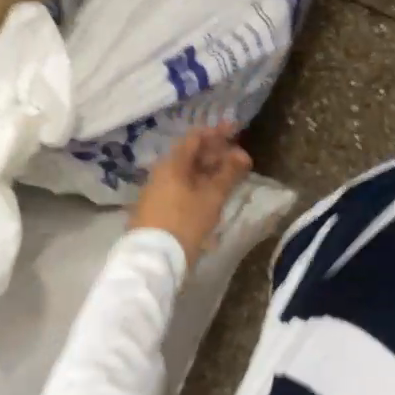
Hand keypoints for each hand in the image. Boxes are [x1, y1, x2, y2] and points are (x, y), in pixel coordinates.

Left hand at [129, 124, 251, 265]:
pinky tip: (211, 194)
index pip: (196, 137)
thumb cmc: (184, 223)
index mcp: (172, 164)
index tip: (237, 131)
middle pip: (191, 154)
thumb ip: (229, 172)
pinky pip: (180, 186)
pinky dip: (198, 184)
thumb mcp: (212, 197)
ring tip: (229, 178)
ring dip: (209, 170)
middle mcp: (160, 173)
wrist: (151, 262)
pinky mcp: (155, 209)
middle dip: (216, 153)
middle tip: (239, 159)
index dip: (218, 132)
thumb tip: (242, 154)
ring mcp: (155, 192)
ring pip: (186, 172)